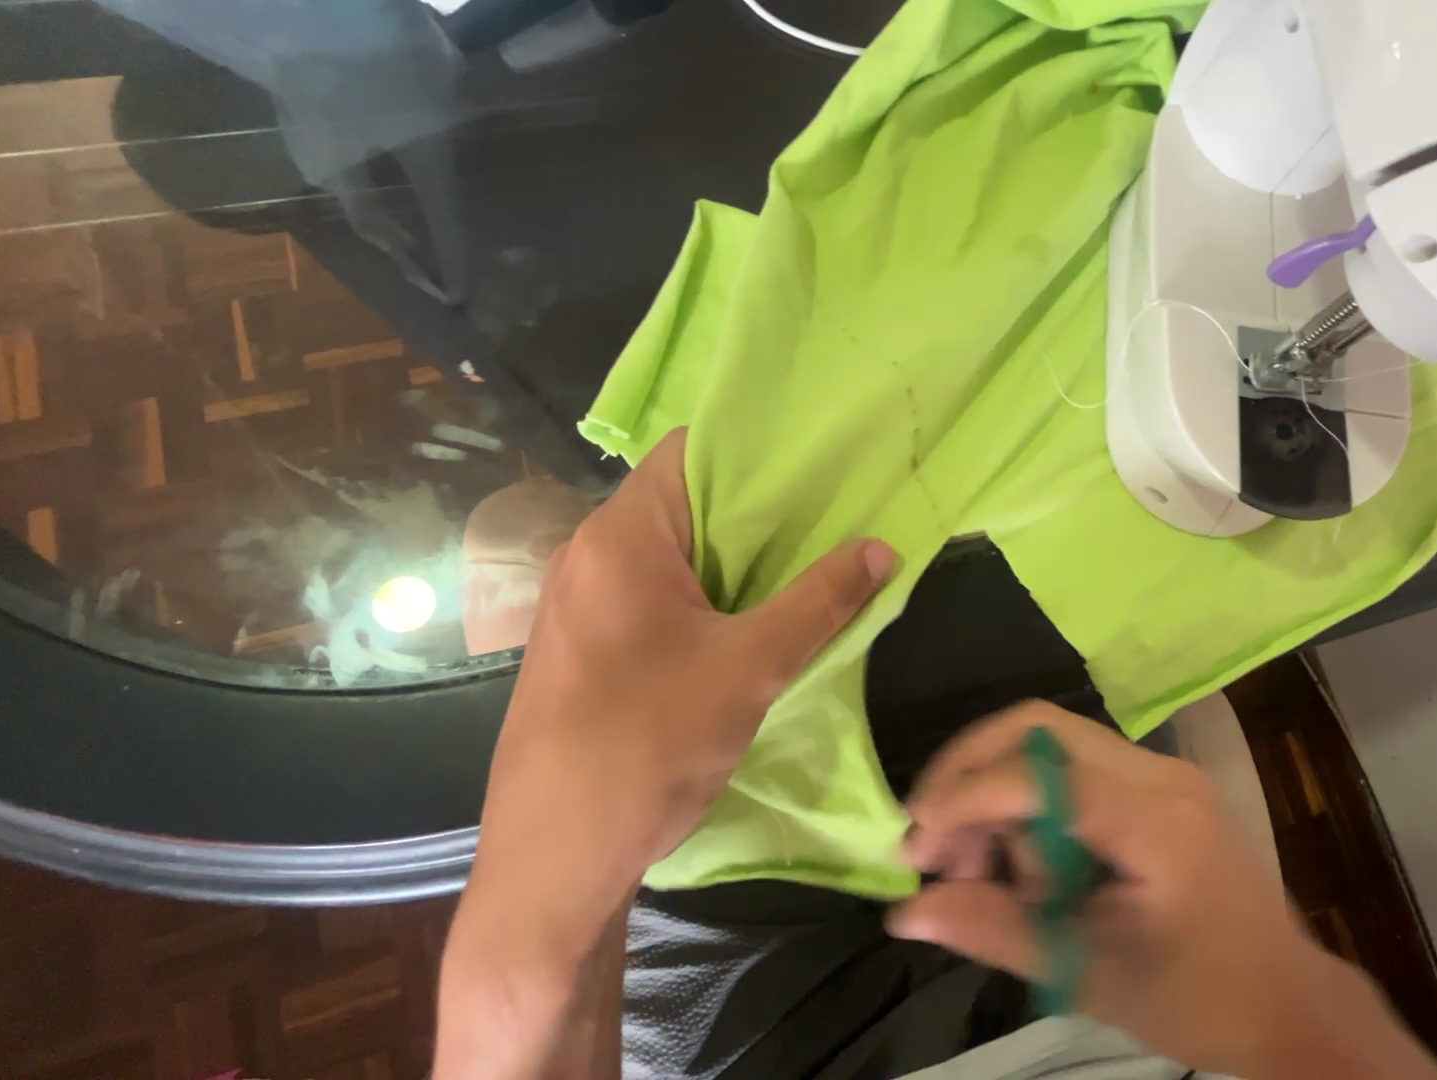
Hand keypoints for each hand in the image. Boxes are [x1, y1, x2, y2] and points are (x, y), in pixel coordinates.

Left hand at [436, 429, 895, 1079]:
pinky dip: (704, 599)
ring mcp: (580, 605)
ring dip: (734, 563)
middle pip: (684, 504)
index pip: (690, 453)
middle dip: (758, 514)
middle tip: (831, 522)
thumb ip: (820, 600)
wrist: (554, 861)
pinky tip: (748, 626)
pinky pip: (653, 598)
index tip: (819, 468)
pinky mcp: (585, 648)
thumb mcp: (750, 667)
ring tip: (803, 570)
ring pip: (671, 557)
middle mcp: (589, 556)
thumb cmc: (648, 745)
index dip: (756, 453)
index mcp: (620, 538)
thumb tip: (882, 547)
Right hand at [892, 703, 1436, 1079]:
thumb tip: (905, 913)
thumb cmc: (1198, 999)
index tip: (918, 847)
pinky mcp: (1153, 785)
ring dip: (994, 789)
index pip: (1044, 776)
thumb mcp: (1089, 973)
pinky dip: (1025, 801)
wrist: (1289, 1005)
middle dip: (968, 769)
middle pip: (1039, 725)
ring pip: (1047, 741)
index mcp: (1157, 821)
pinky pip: (1068, 767)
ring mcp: (1160, 772)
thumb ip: (995, 930)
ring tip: (974, 865)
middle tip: (930, 834)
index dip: (969, 798)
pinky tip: (1016, 859)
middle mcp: (1159, 774)